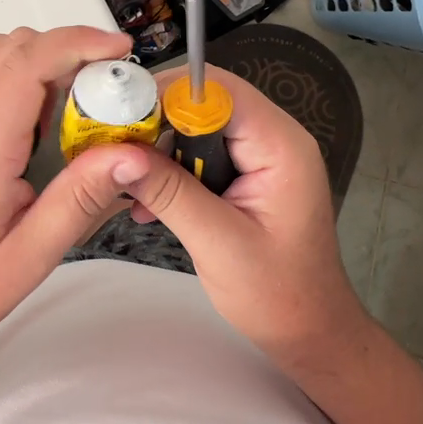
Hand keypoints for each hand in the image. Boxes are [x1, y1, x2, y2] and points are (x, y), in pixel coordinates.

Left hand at [0, 26, 146, 358]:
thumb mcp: (31, 255)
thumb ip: (81, 199)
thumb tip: (131, 155)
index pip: (29, 61)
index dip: (80, 43)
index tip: (120, 49)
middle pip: (15, 46)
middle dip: (70, 48)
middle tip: (110, 83)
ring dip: (44, 58)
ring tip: (80, 101)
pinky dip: (21, 74)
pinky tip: (43, 118)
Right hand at [113, 65, 359, 359]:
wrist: (311, 333)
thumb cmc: (277, 296)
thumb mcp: (217, 244)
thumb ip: (169, 192)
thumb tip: (117, 154)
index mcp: (280, 145)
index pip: (217, 90)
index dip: (165, 94)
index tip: (118, 117)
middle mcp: (272, 137)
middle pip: (203, 102)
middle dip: (154, 121)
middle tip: (111, 147)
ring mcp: (259, 154)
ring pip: (195, 125)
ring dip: (158, 150)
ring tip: (125, 181)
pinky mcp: (246, 172)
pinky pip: (199, 151)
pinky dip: (170, 169)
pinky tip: (145, 201)